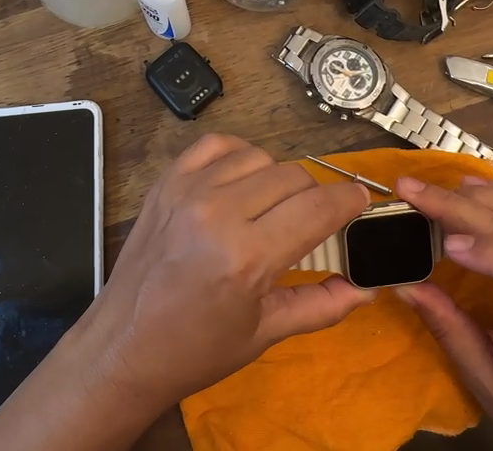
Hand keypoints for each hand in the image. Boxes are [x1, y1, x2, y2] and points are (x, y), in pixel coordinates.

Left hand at [82, 134, 374, 403]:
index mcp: (248, 256)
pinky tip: (242, 178)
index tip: (359, 201)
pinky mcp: (167, 181)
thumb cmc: (197, 348)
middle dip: (314, 195)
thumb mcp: (265, 333)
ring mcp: (188, 190)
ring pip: (258, 157)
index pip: (317, 207)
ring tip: (272, 206)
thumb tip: (366, 287)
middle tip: (313, 219)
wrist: (126, 343)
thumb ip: (321, 304)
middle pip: (292, 176)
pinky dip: (238, 154)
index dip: (347, 201)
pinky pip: (216, 144)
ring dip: (276, 177)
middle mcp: (219, 212)